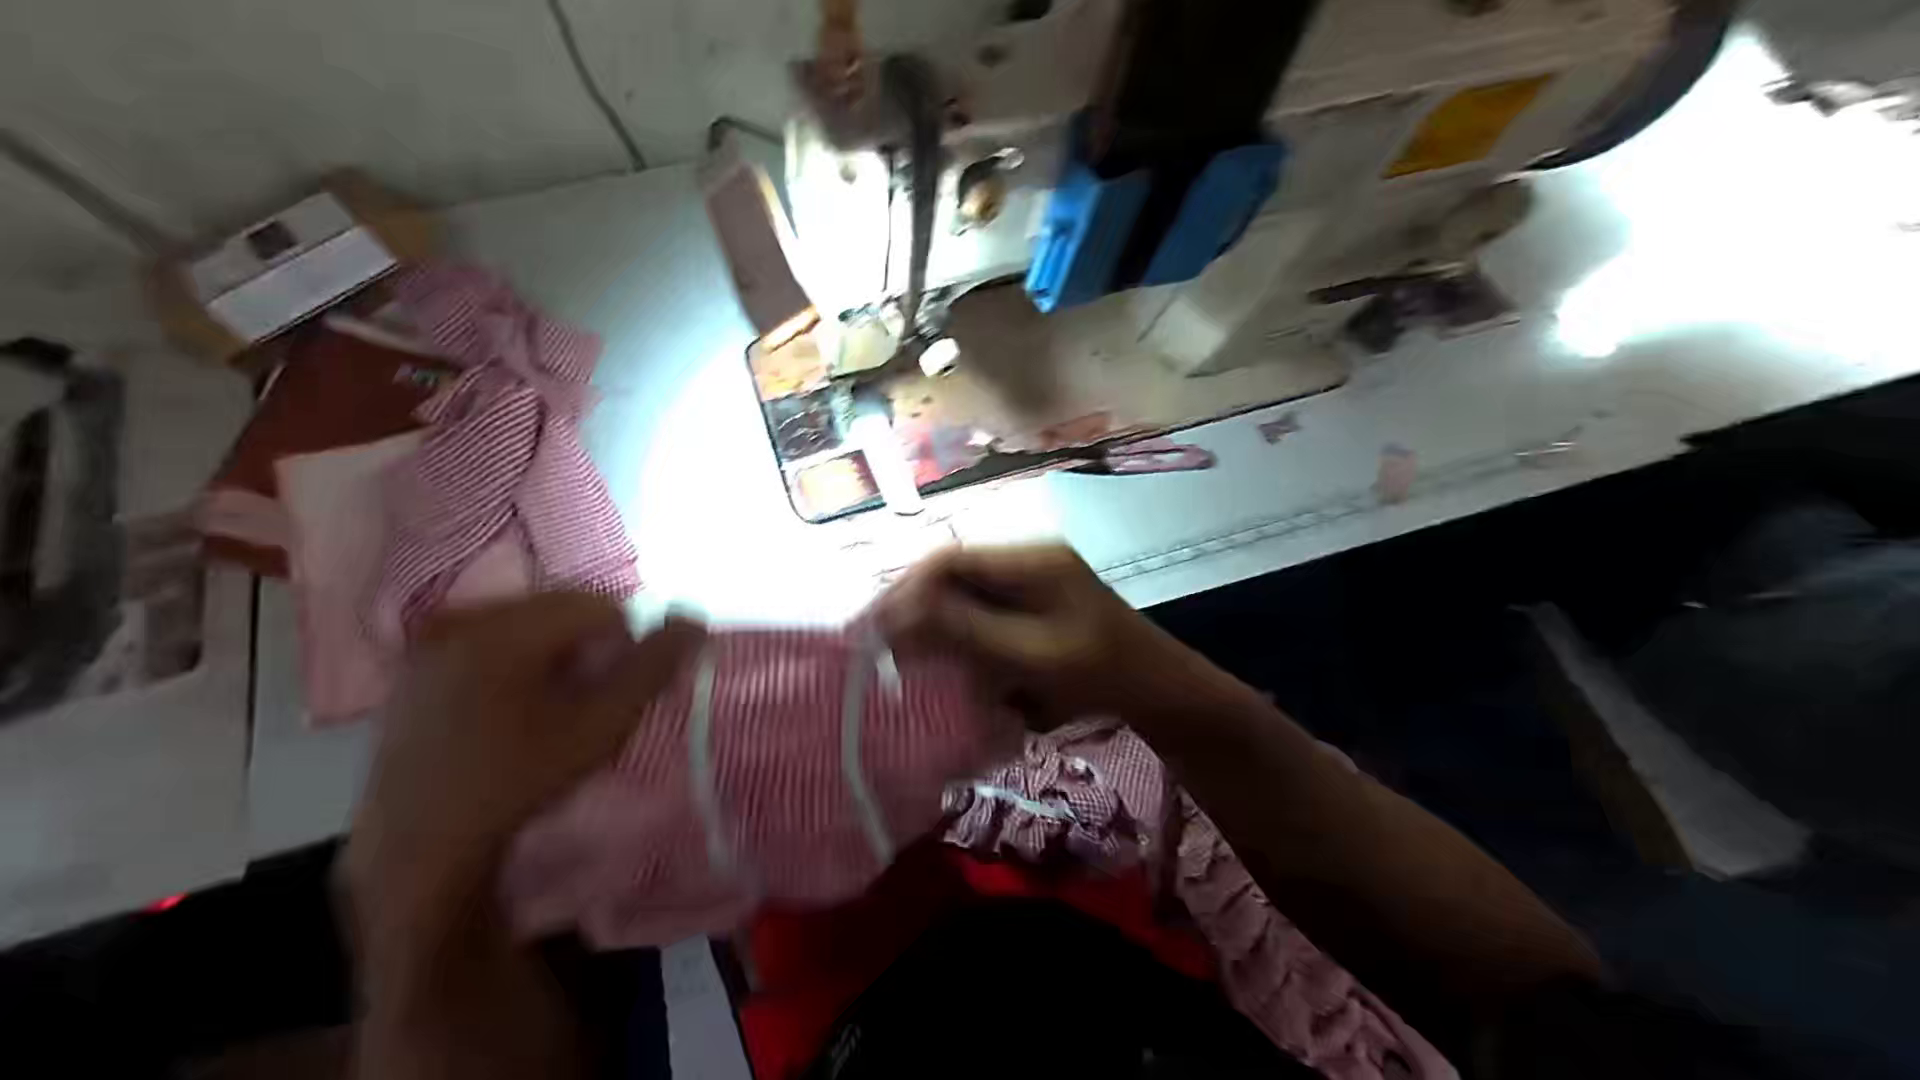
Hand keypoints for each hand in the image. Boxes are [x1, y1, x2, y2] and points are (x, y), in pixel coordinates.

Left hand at [344, 594, 703, 928]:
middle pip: (561, 607)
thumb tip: (695, 619)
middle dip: (588, 644)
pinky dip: (518, 658)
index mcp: (504, 630)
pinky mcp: (417, 662)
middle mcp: (463, 619)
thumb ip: (652, 668)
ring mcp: (432, 639)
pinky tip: (512, 706)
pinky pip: (492, 637)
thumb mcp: (601, 726)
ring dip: (555, 650)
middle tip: (587, 699)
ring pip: (529, 621)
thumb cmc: (521, 781)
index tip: (614, 691)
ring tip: (551, 704)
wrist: (420, 846)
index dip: (623, 644)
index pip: (598, 605)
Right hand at [877, 544, 1237, 729]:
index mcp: (1031, 559)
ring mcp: (1032, 582)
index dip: (907, 589)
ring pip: (964, 597)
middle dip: (918, 611)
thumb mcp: (1032, 654)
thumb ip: (967, 631)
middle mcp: (1027, 560)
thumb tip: (901, 612)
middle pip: (954, 576)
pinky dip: (962, 640)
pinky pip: (984, 615)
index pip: (950, 559)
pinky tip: (952, 665)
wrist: (1160, 693)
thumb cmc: (1102, 673)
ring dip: (938, 628)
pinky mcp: (1034, 607)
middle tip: (887, 650)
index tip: (876, 627)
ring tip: (913, 662)